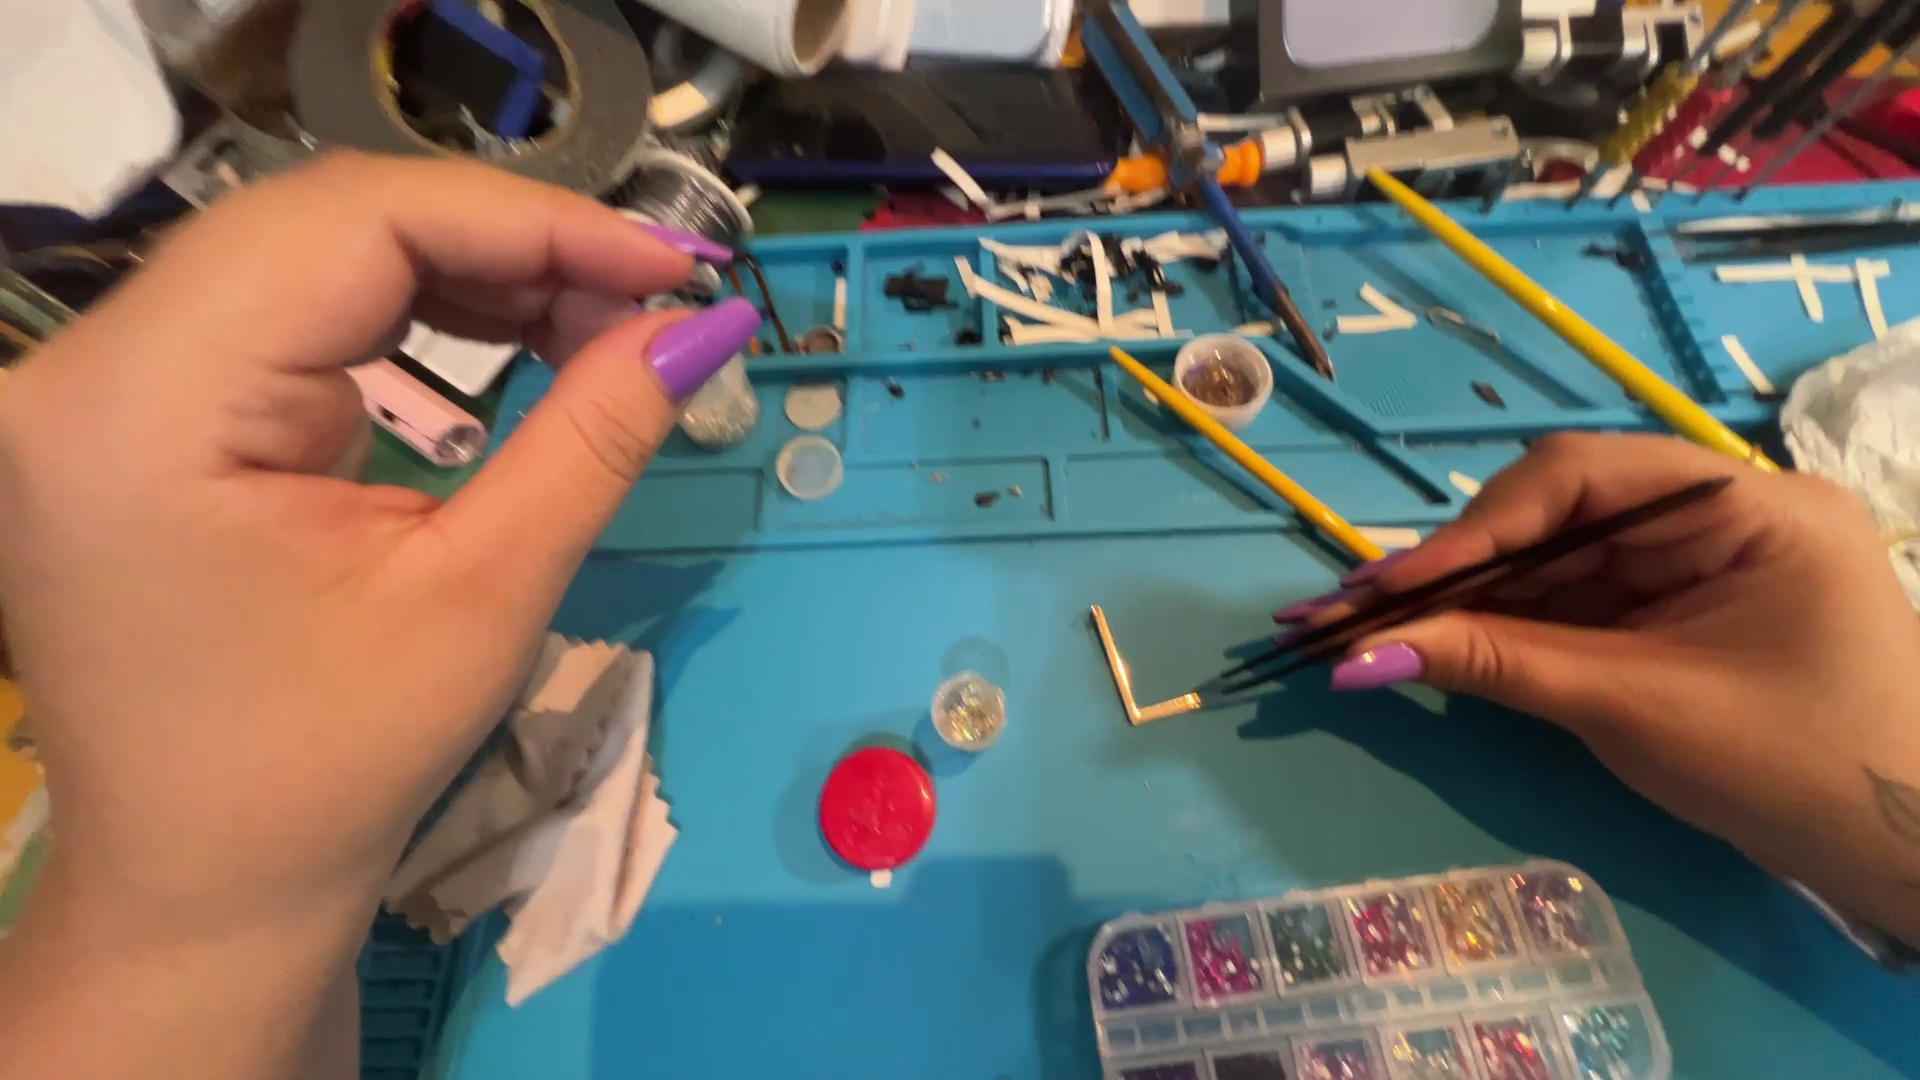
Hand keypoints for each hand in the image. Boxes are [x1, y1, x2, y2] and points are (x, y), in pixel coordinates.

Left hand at [0, 153, 759, 1072]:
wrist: (227, 863)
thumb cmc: (350, 750)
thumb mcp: (496, 587)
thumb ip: (598, 440)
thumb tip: (699, 335)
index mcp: (149, 406)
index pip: (357, 223)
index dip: (535, 224)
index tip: (668, 267)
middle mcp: (106, 362)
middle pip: (347, 224)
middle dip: (528, 249)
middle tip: (656, 303)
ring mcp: (135, 381)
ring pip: (345, 258)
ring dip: (499, 280)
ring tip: (611, 331)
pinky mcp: (182, 410)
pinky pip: (334, 315)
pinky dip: (453, 319)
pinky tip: (533, 347)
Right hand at [1311, 434, 1919, 944]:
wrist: (1895, 853)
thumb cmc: (1794, 770)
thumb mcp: (1627, 706)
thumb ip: (1490, 663)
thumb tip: (1355, 659)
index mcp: (1744, 509)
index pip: (1576, 479)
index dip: (1472, 529)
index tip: (1392, 585)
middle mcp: (1700, 514)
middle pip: (1538, 517)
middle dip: (1444, 568)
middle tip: (1351, 604)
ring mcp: (1666, 557)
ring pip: (1526, 558)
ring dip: (1447, 596)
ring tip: (1359, 621)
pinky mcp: (1639, 598)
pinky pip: (1542, 595)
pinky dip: (1479, 619)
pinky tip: (1417, 633)